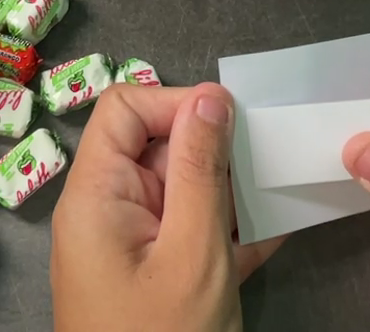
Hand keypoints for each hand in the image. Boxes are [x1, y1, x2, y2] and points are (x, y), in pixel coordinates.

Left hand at [52, 83, 284, 331]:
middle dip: (211, 152)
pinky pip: (188, 228)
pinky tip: (270, 232)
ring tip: (272, 196)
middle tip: (262, 165)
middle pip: (156, 145)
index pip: (125, 109)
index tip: (228, 122)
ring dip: (227, 192)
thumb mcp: (192, 253)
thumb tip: (211, 95)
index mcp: (97, 193)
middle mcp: (107, 208)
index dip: (174, 102)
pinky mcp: (152, 272)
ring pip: (181, 187)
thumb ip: (201, 169)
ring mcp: (130, 242)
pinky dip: (225, 229)